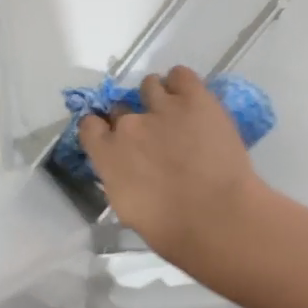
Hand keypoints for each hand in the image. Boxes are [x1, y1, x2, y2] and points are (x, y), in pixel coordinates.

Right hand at [78, 66, 268, 257]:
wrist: (217, 218)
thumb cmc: (172, 232)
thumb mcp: (131, 212)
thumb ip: (122, 183)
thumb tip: (129, 175)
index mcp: (108, 157)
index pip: (90, 126)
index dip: (102, 131)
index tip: (114, 140)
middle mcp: (129, 125)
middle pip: (122, 109)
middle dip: (134, 122)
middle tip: (154, 139)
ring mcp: (162, 107)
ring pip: (150, 86)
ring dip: (157, 99)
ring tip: (174, 116)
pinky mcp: (195, 98)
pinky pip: (180, 76)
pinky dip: (181, 84)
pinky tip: (190, 99)